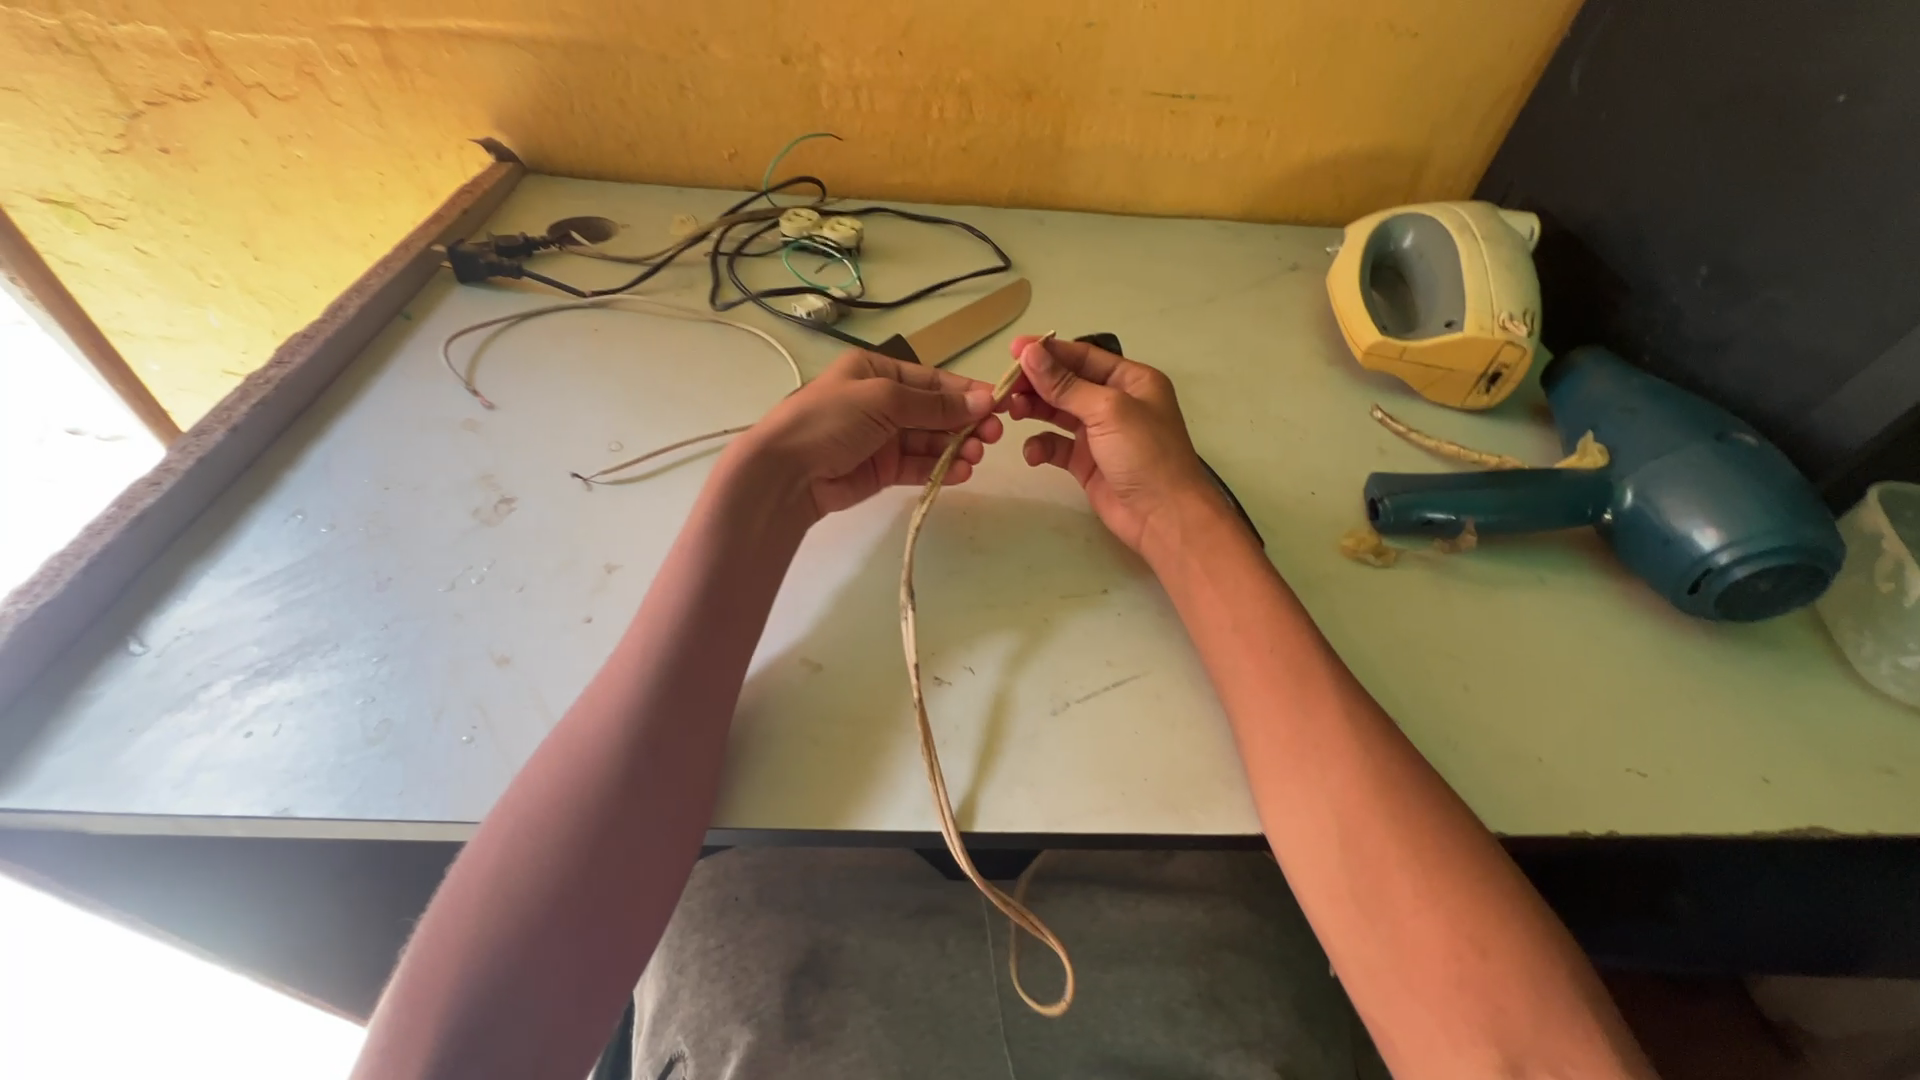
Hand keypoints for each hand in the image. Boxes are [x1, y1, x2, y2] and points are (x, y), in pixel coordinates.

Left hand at [734, 349, 1003, 519]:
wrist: (787, 472)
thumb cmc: (831, 420)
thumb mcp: (884, 400)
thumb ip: (935, 404)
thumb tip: (983, 399)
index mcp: (877, 372)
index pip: (932, 380)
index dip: (965, 392)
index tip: (998, 405)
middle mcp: (882, 402)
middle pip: (936, 412)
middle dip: (965, 422)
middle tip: (993, 436)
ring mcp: (883, 438)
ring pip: (931, 441)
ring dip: (957, 447)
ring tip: (976, 457)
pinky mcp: (882, 470)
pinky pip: (919, 466)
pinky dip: (940, 468)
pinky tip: (961, 472)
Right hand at [1005, 335, 1218, 557]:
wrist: (1163, 517)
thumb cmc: (1145, 454)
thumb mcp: (1107, 410)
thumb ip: (1065, 384)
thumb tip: (1030, 353)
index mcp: (1131, 380)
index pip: (1083, 357)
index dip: (1048, 352)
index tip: (1013, 351)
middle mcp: (1115, 402)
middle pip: (1066, 383)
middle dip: (1036, 383)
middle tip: (1004, 387)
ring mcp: (1099, 433)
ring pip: (1058, 413)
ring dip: (1035, 410)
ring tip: (1012, 412)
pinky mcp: (1086, 462)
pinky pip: (1056, 446)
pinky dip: (1041, 446)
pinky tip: (1032, 453)